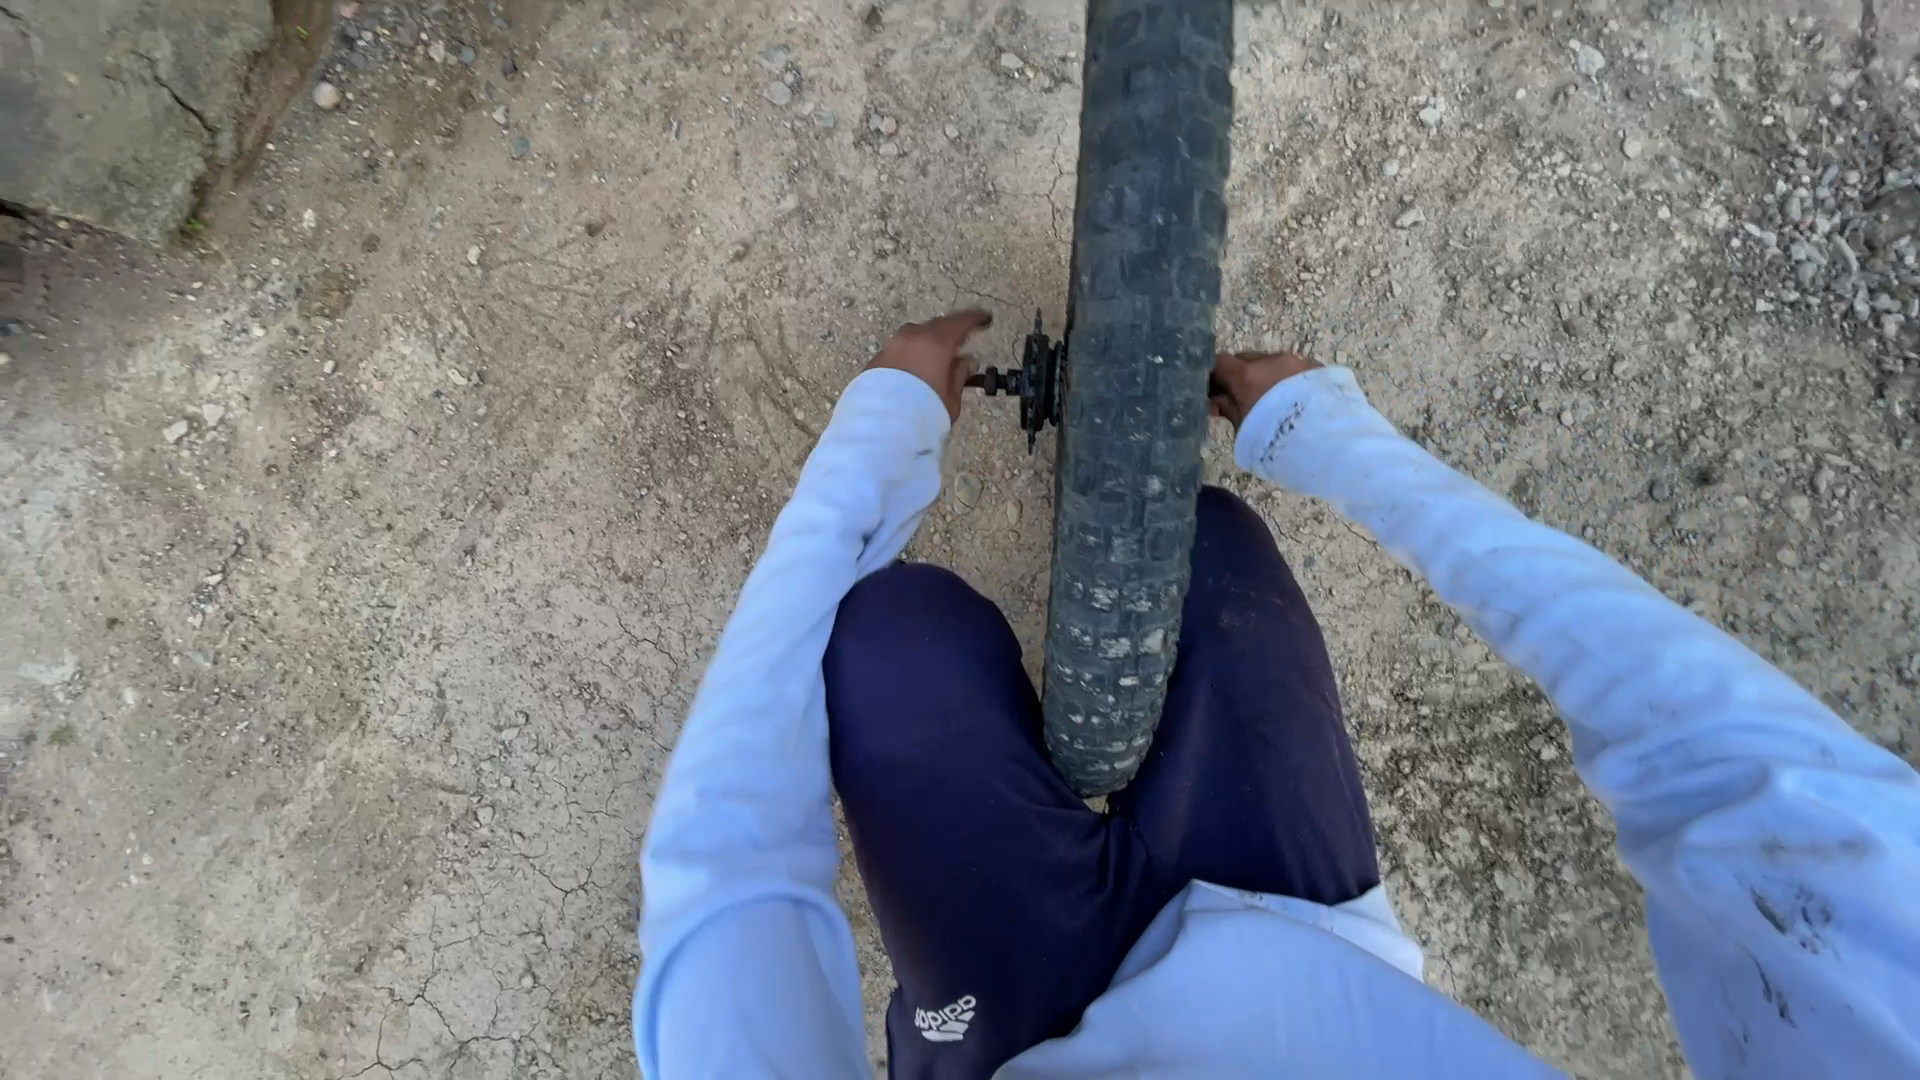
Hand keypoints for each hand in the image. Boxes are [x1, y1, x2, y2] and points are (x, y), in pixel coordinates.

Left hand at [866, 309, 993, 421]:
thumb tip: (967, 362)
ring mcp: (892, 346)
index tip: (985, 319)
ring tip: (936, 360)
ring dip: (927, 344)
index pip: (960, 323)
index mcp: (936, 343)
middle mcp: (913, 337)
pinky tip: (914, 372)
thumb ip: (959, 375)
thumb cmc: (924, 412)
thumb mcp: (951, 397)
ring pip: (915, 337)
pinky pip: (899, 351)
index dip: (975, 319)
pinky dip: (911, 356)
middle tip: (960, 343)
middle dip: (950, 333)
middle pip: (936, 327)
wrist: (882, 426)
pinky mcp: (877, 359)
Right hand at [1209, 349, 1322, 430]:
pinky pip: (1293, 368)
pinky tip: (1292, 400)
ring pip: (1271, 362)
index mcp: (1247, 375)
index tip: (1214, 390)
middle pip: (1245, 359)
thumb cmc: (1276, 438)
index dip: (1214, 375)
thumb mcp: (1244, 429)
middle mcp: (1271, 361)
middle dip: (1239, 374)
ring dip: (1264, 376)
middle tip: (1239, 397)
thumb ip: (1228, 409)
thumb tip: (1216, 401)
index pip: (1219, 362)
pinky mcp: (1317, 368)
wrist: (1326, 440)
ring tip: (1269, 400)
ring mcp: (1296, 361)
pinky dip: (1286, 379)